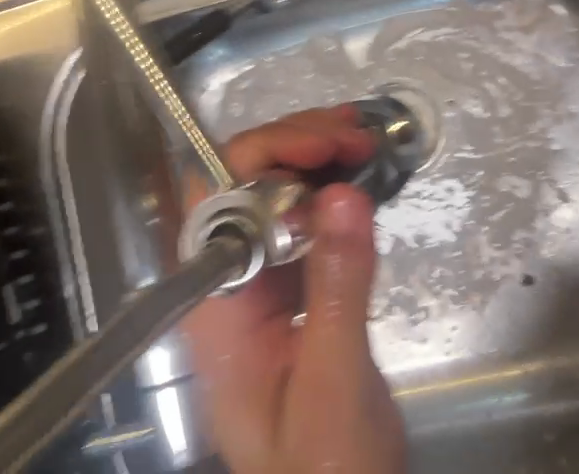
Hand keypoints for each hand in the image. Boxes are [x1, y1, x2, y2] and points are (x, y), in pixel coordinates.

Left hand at [185, 107, 407, 473]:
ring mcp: (260, 285)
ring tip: (362, 139)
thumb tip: (343, 194)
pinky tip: (361, 175)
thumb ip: (338, 289)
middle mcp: (230, 285)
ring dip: (313, 157)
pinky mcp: (292, 289)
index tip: (328, 149)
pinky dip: (332, 188)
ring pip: (271, 197)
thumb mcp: (336, 382)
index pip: (216, 206)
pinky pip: (303, 222)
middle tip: (358, 137)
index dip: (263, 159)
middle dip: (294, 147)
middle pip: (240, 188)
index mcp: (219, 307)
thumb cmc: (327, 467)